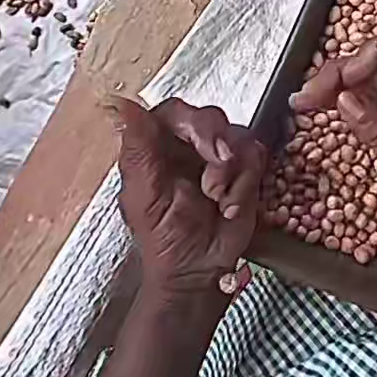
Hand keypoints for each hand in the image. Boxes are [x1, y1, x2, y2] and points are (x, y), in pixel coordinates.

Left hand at [107, 97, 264, 298]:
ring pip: (237, 134)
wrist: (198, 272)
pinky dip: (245, 184)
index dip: (192, 121)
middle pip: (210, 117)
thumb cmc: (163, 239)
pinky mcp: (243, 171)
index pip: (174, 111)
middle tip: (216, 176)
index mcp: (157, 146)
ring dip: (231, 172)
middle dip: (217, 144)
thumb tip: (121, 104)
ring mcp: (218, 156)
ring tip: (218, 201)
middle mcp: (188, 145)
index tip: (204, 143)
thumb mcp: (144, 196)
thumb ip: (138, 149)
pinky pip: (255, 156)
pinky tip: (230, 206)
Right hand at [289, 31, 376, 241]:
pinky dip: (346, 99)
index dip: (372, 53)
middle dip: (342, 70)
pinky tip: (323, 106)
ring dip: (338, 83)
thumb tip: (344, 100)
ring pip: (372, 75)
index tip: (346, 79)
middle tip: (308, 95)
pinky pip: (372, 96)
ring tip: (305, 101)